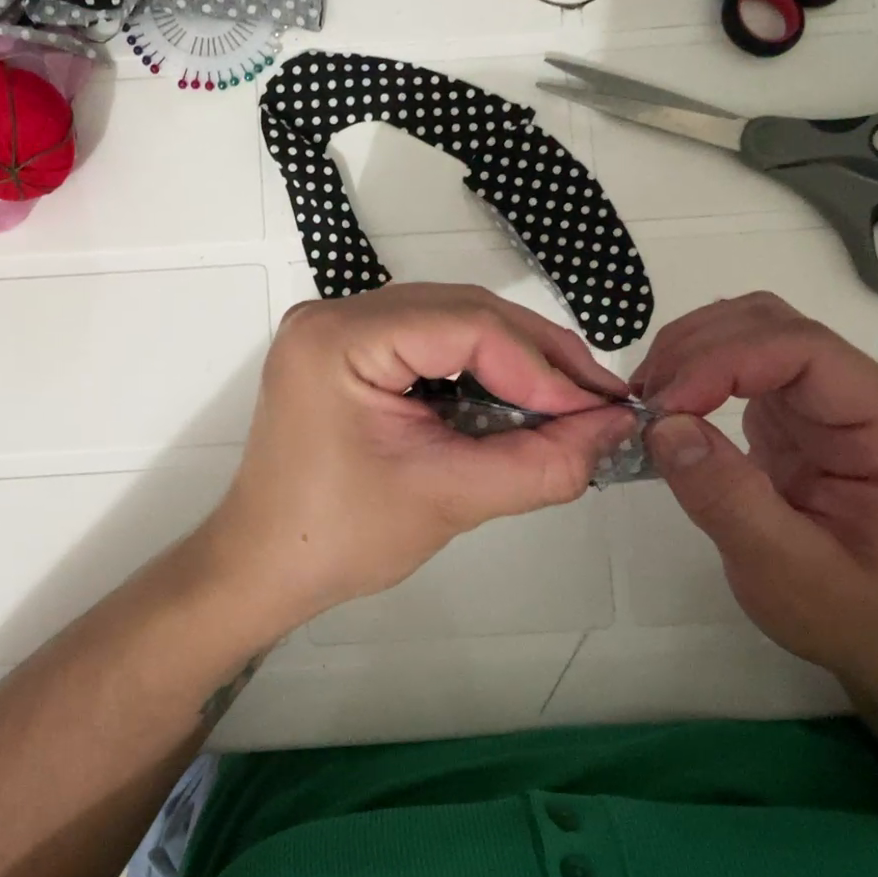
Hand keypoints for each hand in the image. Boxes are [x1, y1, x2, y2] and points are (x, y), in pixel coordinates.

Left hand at [209, 284, 637, 622]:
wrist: (265, 564)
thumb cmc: (338, 538)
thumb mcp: (449, 498)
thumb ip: (542, 463)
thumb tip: (612, 428)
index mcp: (340, 339)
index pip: (467, 326)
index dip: (542, 366)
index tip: (597, 410)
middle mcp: (333, 315)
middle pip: (462, 312)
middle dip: (537, 357)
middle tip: (595, 400)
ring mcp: (336, 330)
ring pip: (451, 322)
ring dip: (513, 360)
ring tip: (565, 401)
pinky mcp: (345, 352)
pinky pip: (427, 343)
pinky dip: (476, 369)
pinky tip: (513, 400)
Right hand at [631, 293, 877, 683]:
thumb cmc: (848, 615)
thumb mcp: (787, 573)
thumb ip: (729, 500)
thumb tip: (663, 427)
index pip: (809, 351)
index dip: (728, 361)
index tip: (665, 405)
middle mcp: (862, 402)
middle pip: (779, 326)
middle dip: (701, 348)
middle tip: (644, 400)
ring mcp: (827, 405)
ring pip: (756, 332)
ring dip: (692, 351)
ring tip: (648, 400)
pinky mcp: (794, 416)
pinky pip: (741, 365)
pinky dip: (693, 372)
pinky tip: (665, 406)